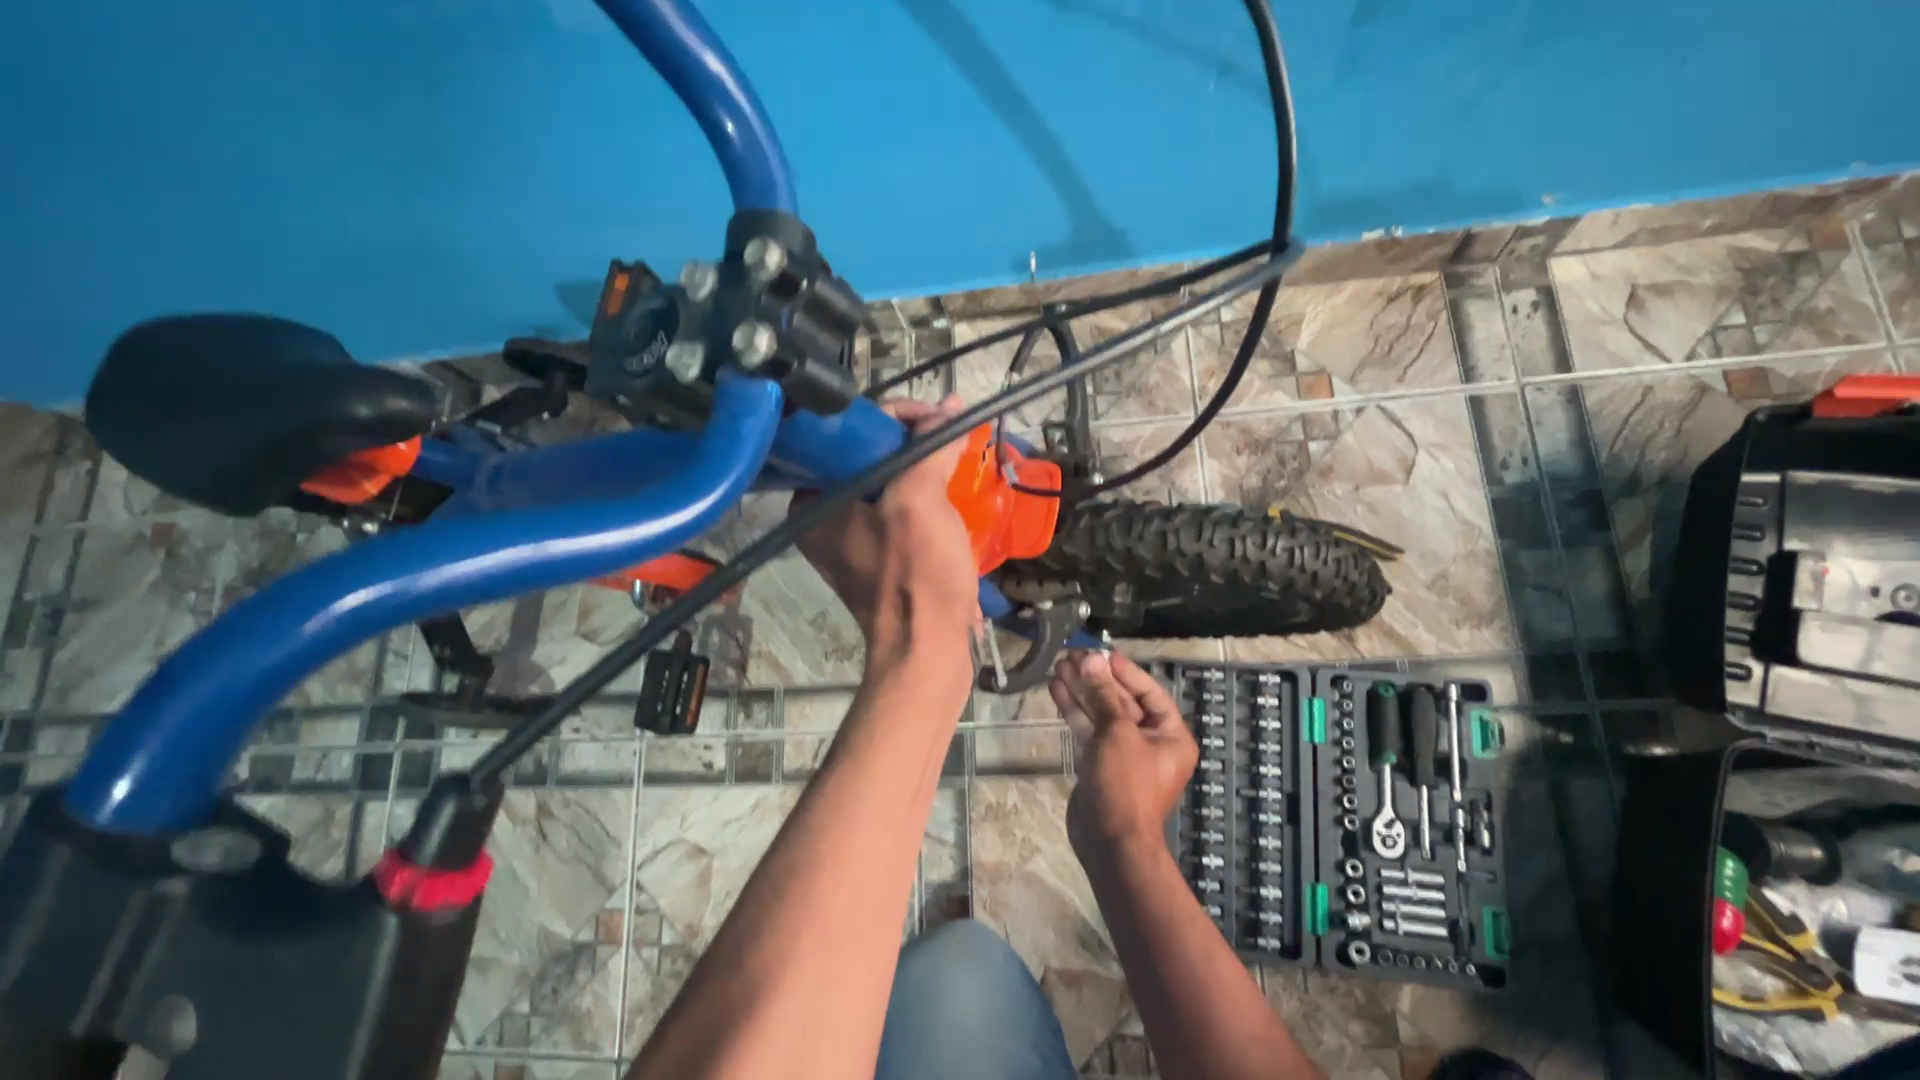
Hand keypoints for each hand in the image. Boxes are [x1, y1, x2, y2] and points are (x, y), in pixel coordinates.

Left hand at [793, 396, 979, 672]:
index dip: (897, 418)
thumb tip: (950, 408)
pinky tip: (953, 497)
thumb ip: (929, 449)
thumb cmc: (916, 575)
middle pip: (870, 458)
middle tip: (951, 437)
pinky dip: (925, 501)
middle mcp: (823, 519)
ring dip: (924, 472)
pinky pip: (899, 515)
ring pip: (888, 486)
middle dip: (915, 444)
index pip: (850, 436)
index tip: (939, 417)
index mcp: (815, 502)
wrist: (928, 651)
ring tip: (957, 459)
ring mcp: (850, 543)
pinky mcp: (878, 562)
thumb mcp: (920, 501)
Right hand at [1052, 650, 1197, 864]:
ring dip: (1082, 691)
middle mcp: (1151, 742)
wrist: (1110, 841)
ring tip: (1059, 666)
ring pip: (1102, 714)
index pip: (1150, 692)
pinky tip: (1057, 689)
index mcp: (1171, 735)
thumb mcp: (1118, 733)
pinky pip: (1090, 731)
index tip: (1101, 653)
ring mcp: (1123, 754)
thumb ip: (1104, 694)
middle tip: (1072, 655)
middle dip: (1097, 679)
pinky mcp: (1100, 764)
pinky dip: (1075, 711)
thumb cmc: (1126, 783)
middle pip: (1123, 701)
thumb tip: (1092, 659)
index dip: (1125, 672)